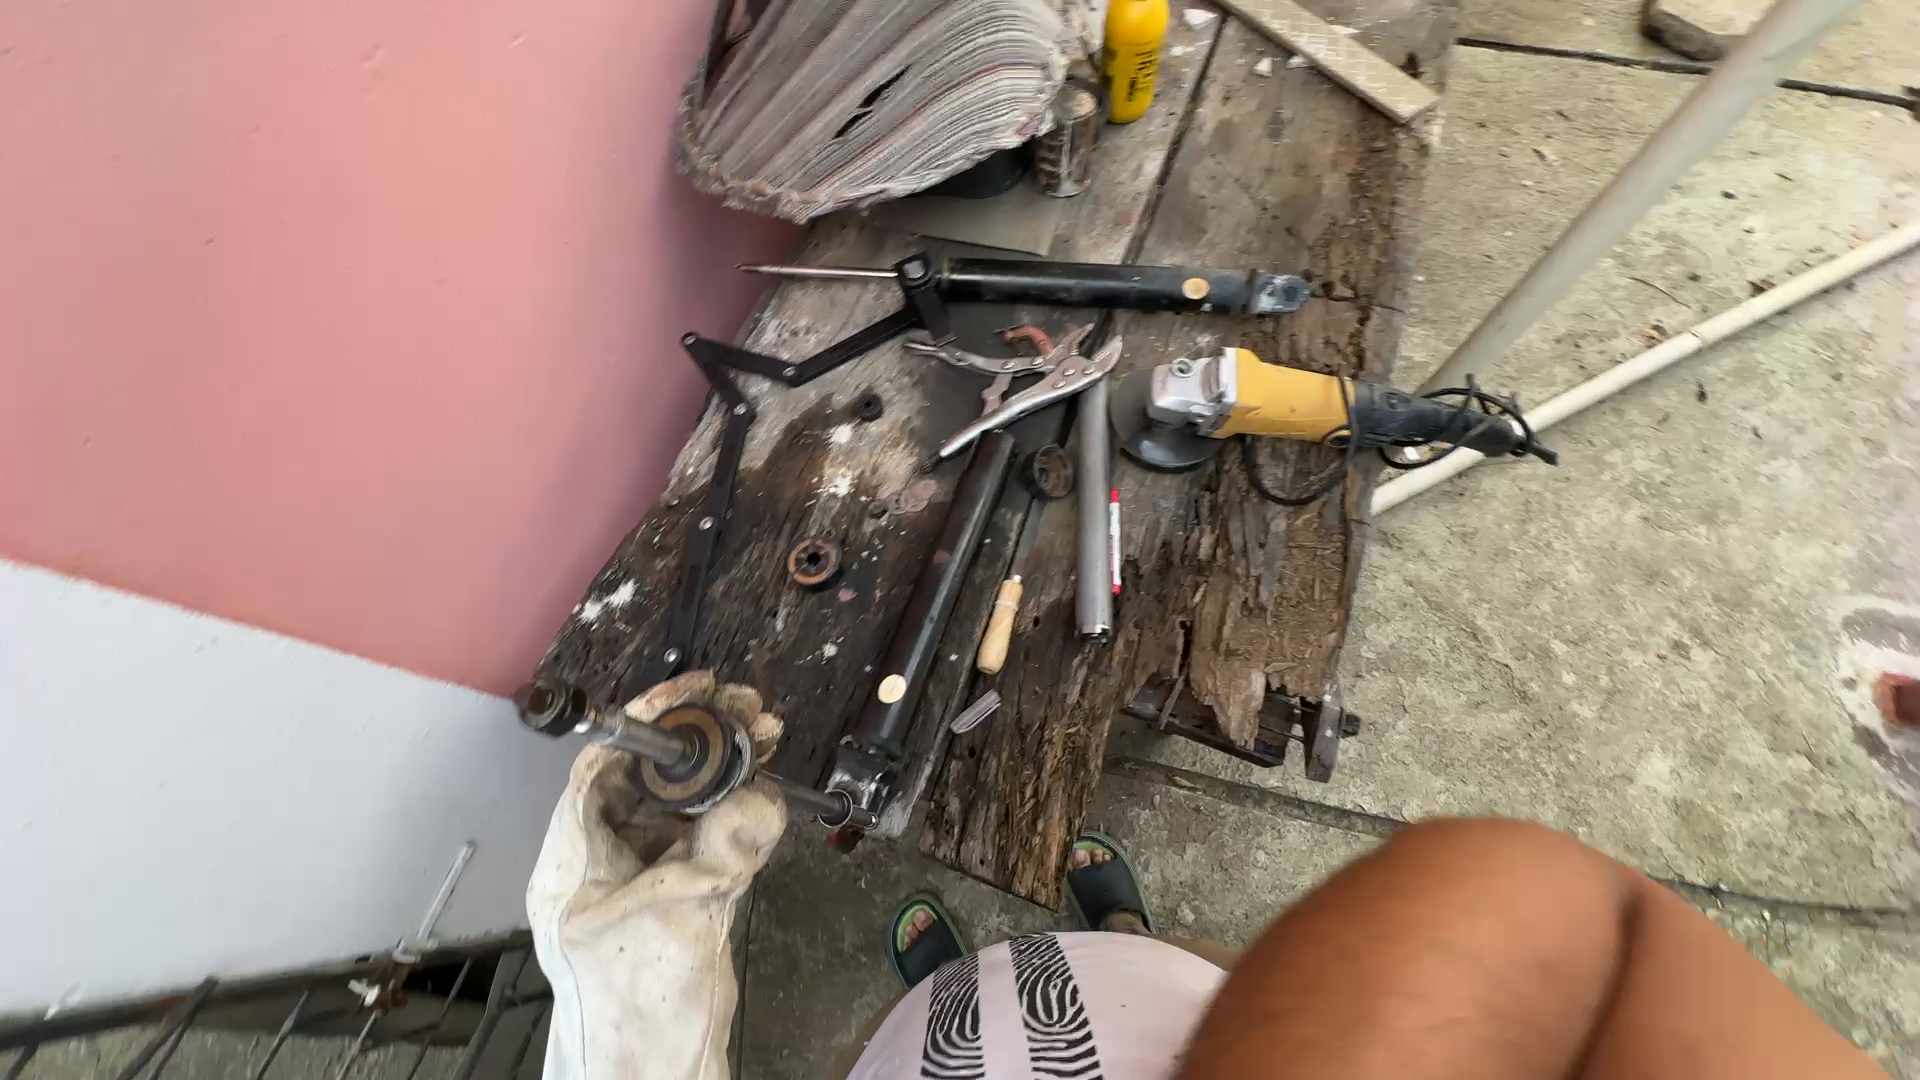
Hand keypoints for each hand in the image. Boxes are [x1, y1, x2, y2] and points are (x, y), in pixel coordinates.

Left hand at [526, 671, 787, 1079]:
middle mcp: (606, 851)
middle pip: (645, 771)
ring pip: (680, 791)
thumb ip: (724, 853)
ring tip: (769, 731)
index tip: (696, 690)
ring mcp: (646, 864)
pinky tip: (766, 775)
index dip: (648, 719)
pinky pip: (708, 821)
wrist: (656, 1070)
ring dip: (725, 758)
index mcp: (576, 857)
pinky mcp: (682, 876)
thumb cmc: (640, 1006)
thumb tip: (765, 795)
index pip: (602, 766)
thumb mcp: (680, 920)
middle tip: (749, 707)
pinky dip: (738, 794)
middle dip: (698, 731)